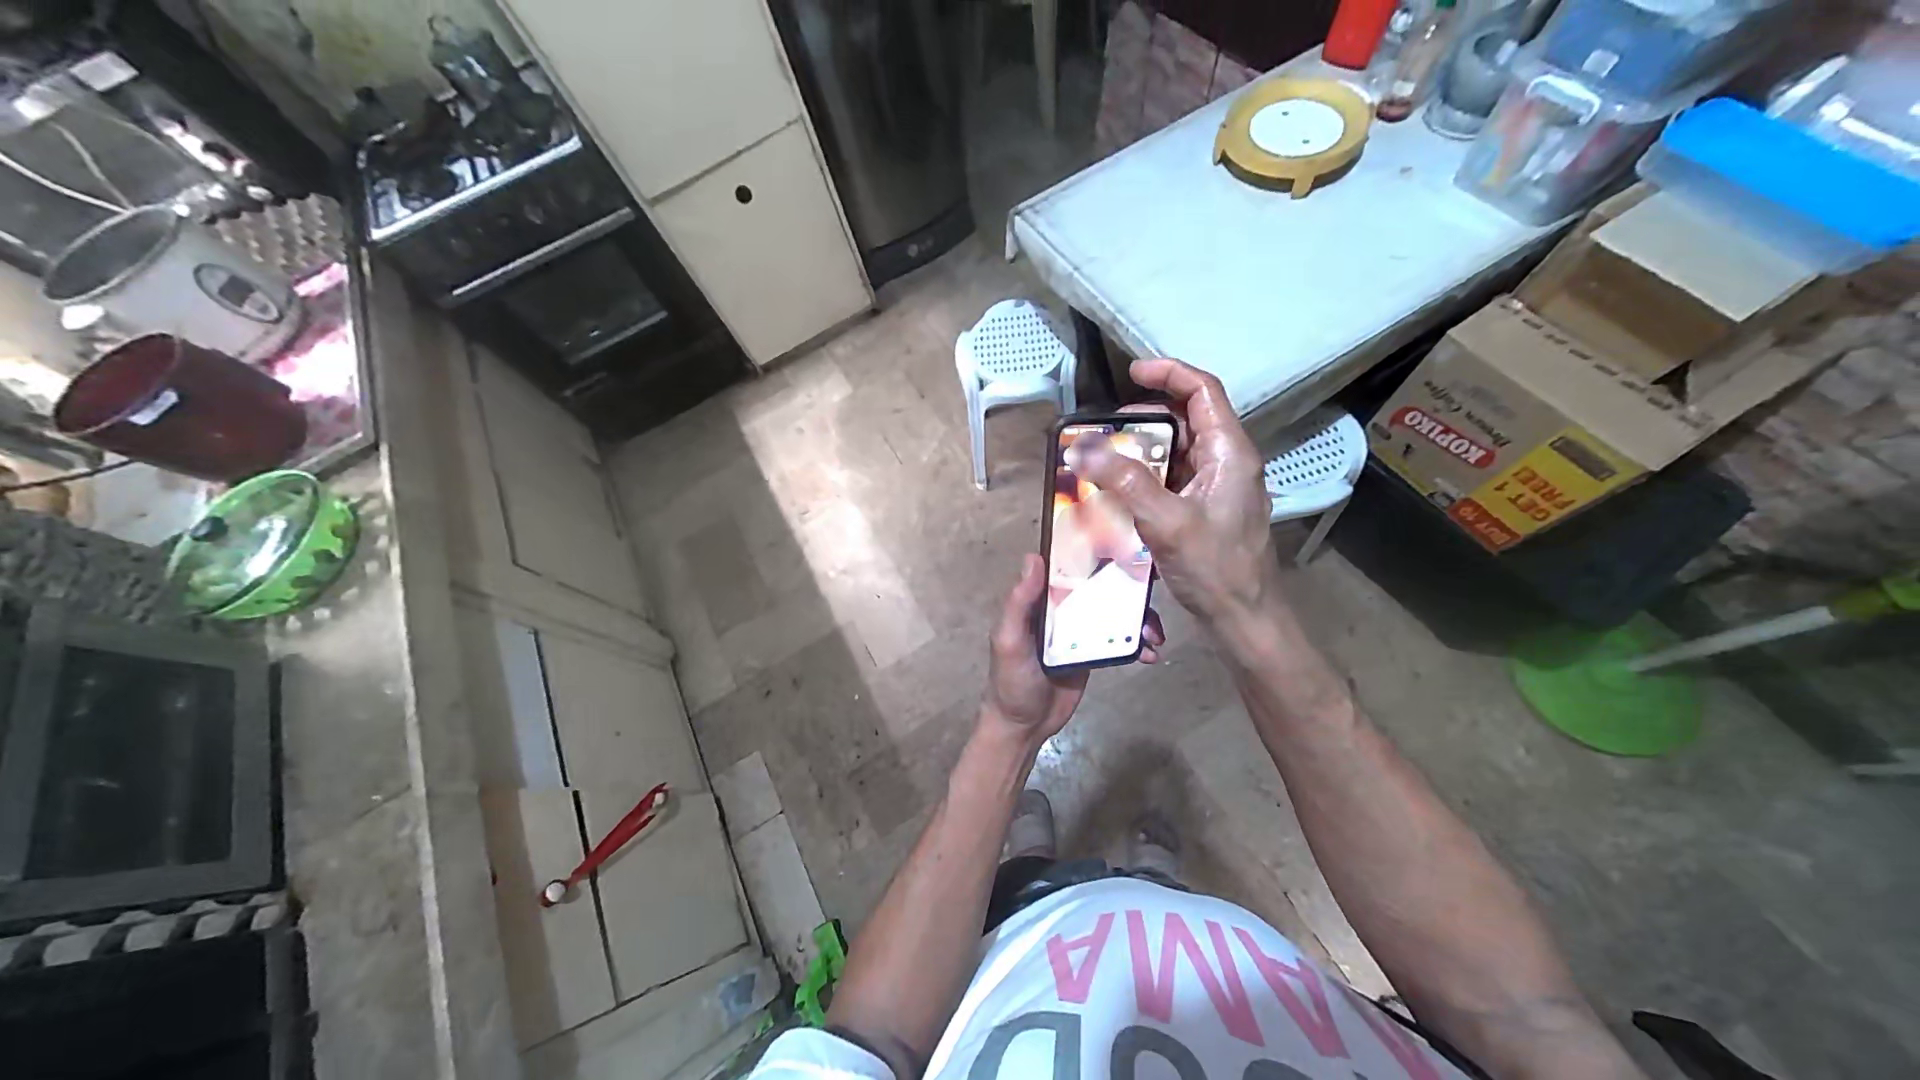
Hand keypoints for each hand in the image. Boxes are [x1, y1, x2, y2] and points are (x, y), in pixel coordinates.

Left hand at [981, 554, 1165, 742]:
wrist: (1023, 725)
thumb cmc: (1011, 680)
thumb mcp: (1009, 639)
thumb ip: (1019, 602)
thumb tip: (1034, 558)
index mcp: (1040, 602)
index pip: (1069, 569)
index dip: (1094, 555)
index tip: (1125, 546)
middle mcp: (1061, 611)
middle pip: (1101, 589)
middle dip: (1129, 590)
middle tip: (1151, 596)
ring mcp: (1080, 632)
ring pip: (1116, 614)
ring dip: (1140, 619)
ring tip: (1154, 635)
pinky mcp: (1094, 654)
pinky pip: (1120, 641)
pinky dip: (1138, 644)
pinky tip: (1151, 653)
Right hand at [1077, 359, 1278, 624]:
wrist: (1244, 616)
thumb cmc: (1216, 568)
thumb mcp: (1166, 522)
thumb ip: (1126, 482)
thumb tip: (1085, 450)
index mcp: (1230, 453)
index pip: (1203, 391)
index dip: (1169, 374)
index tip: (1132, 373)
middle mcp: (1228, 461)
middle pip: (1187, 418)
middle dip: (1145, 418)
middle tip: (1106, 430)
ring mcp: (1218, 485)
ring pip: (1178, 449)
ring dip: (1143, 448)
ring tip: (1107, 457)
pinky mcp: (1207, 506)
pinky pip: (1175, 476)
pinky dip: (1148, 474)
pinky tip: (1122, 488)